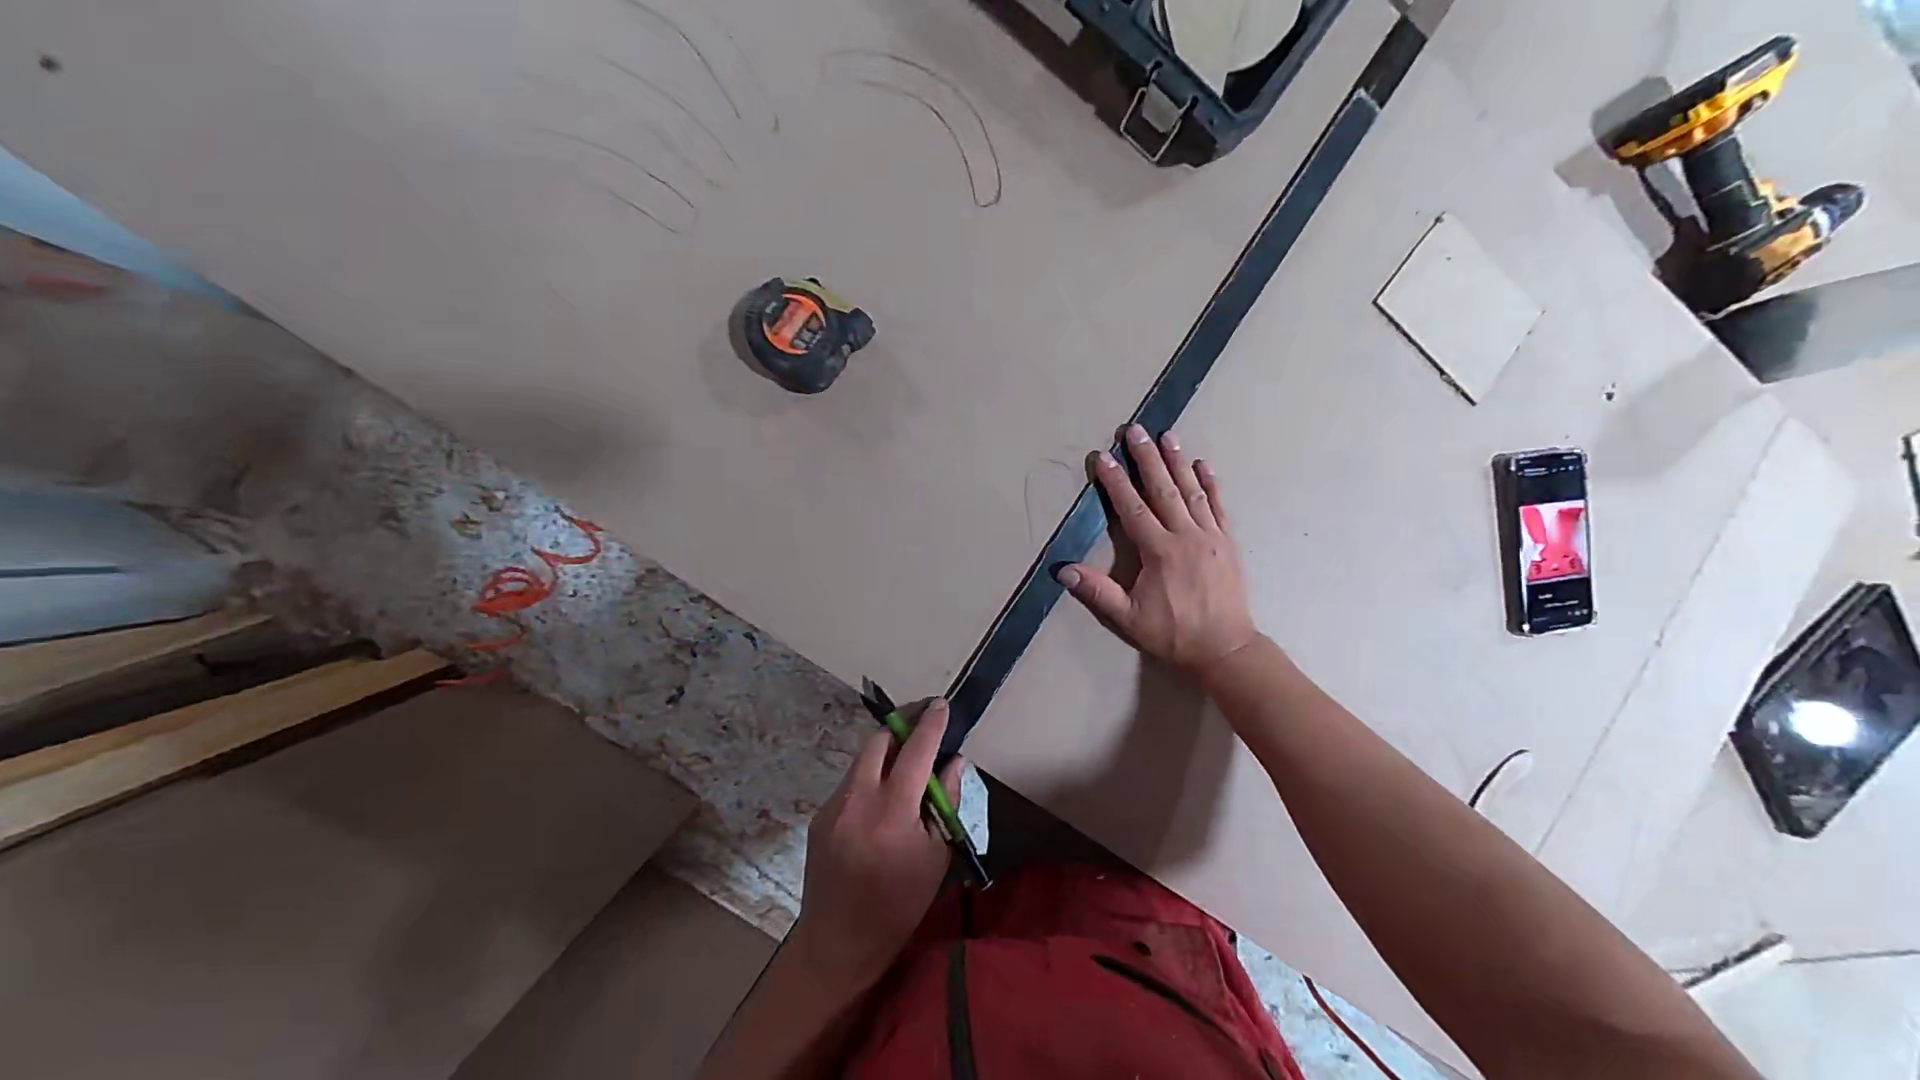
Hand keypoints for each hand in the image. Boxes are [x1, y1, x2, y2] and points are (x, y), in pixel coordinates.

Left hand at [792, 700, 962, 990]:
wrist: (839, 941)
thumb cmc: (900, 904)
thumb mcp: (936, 856)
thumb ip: (945, 802)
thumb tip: (952, 761)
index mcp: (891, 813)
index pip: (914, 752)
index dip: (930, 724)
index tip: (940, 704)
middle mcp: (857, 800)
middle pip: (878, 742)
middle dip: (902, 725)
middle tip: (923, 722)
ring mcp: (832, 806)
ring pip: (862, 761)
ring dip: (886, 753)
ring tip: (907, 764)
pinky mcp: (819, 816)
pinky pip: (850, 783)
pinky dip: (870, 778)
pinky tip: (883, 799)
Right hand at [1056, 424, 1259, 677]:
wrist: (1226, 649)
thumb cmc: (1174, 635)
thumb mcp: (1129, 618)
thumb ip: (1097, 591)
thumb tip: (1063, 571)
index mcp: (1160, 552)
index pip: (1132, 508)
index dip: (1117, 483)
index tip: (1105, 458)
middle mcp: (1186, 536)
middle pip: (1163, 489)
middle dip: (1147, 458)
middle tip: (1136, 431)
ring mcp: (1211, 536)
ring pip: (1192, 491)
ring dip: (1178, 462)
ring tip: (1167, 436)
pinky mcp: (1228, 542)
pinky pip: (1218, 506)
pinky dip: (1211, 484)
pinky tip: (1203, 465)